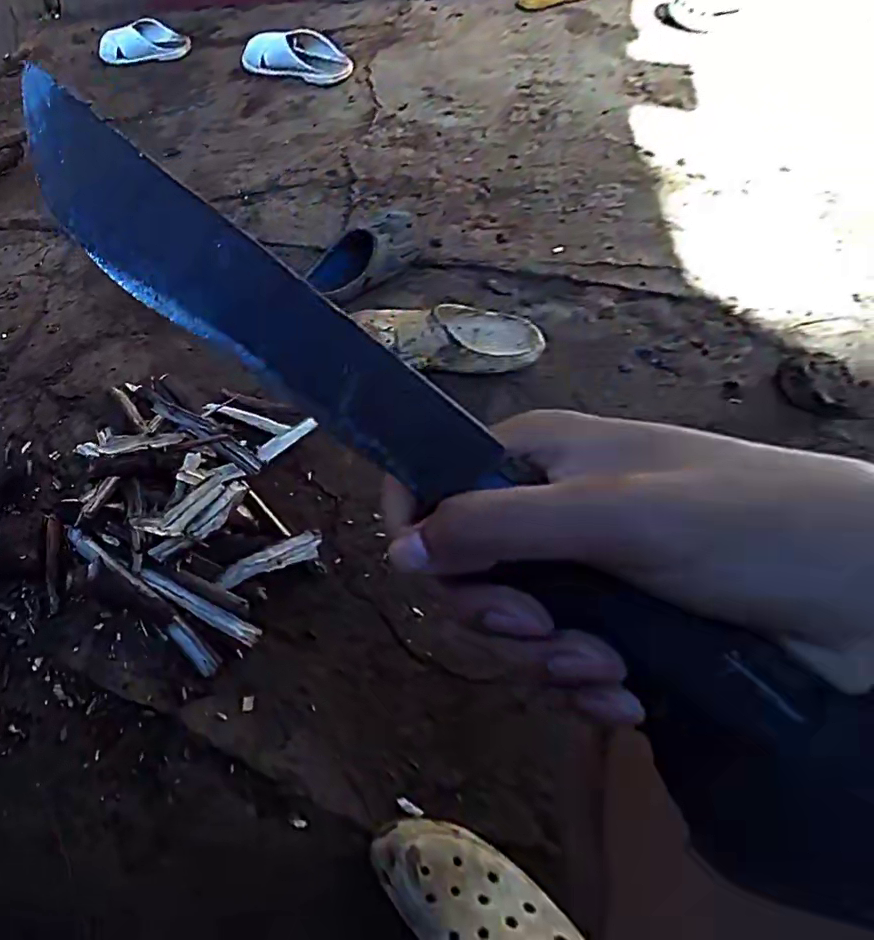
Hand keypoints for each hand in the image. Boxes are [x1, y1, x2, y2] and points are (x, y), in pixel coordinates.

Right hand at [383, 410, 873, 723]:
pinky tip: (621, 697)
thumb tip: (395, 555)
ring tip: (605, 670)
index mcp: (526, 460)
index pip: (423, 485)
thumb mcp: (616, 515)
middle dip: (490, 611)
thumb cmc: (762, 528)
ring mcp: (571, 573)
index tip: (436, 574)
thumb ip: (491, 526)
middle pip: (453, 567)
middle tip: (540, 629)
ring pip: (495, 622)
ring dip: (538, 657)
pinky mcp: (607, 628)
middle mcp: (534, 512)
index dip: (413, 530)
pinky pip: (545, 661)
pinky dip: (574, 686)